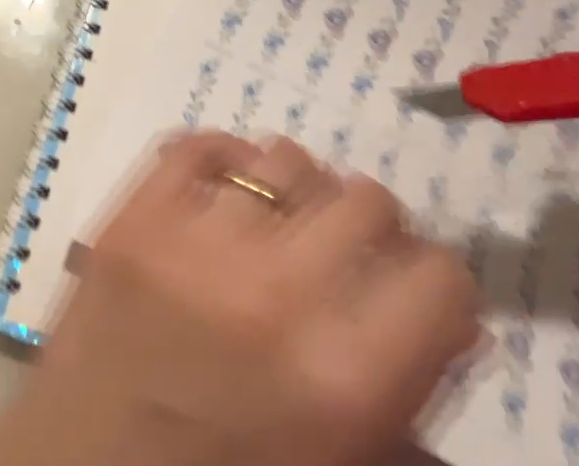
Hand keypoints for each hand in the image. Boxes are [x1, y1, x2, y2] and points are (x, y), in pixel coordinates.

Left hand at [0, 132, 479, 465]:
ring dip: (297, 191)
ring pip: (285, 160)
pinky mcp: (129, 221)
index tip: (411, 291)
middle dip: (370, 230)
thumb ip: (407, 390)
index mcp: (343, 377)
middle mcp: (275, 295)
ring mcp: (194, 247)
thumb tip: (449, 315)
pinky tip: (225, 194)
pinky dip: (220, 158)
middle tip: (342, 256)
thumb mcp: (337, 458)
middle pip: (367, 200)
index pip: (440, 274)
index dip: (435, 283)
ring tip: (279, 225)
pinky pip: (194, 145)